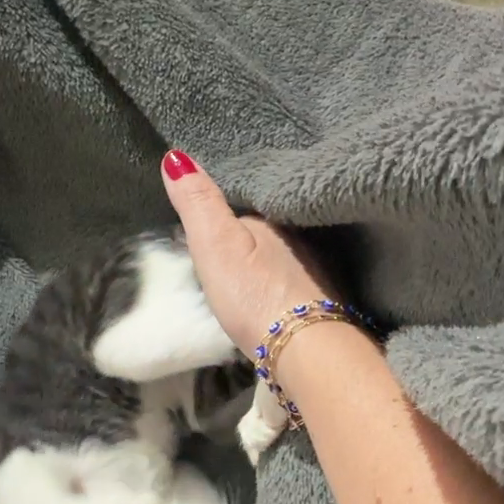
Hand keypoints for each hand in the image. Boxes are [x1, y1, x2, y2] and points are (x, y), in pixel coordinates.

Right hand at [159, 149, 335, 355]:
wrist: (307, 349)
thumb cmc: (256, 294)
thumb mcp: (217, 244)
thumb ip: (199, 203)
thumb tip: (176, 155)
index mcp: (275, 221)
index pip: (245, 210)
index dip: (223, 220)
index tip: (205, 235)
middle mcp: (304, 242)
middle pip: (268, 237)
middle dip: (250, 244)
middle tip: (227, 264)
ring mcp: (319, 274)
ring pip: (286, 262)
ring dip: (270, 268)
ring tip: (249, 283)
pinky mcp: (326, 307)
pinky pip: (299, 288)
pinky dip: (286, 291)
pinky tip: (276, 304)